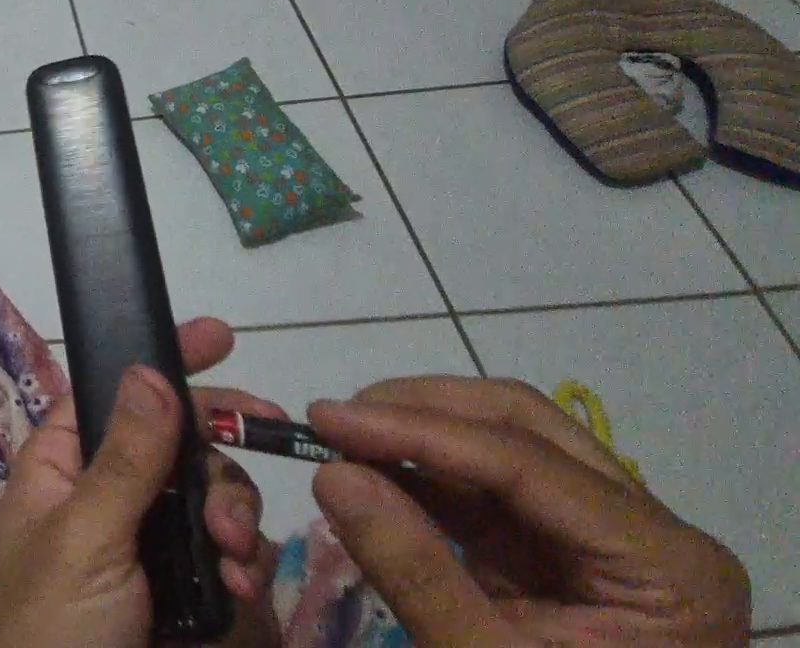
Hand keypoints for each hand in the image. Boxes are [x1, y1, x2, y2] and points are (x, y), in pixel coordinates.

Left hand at [0, 317, 287, 647]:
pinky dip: (244, 562)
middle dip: (215, 442)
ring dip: (233, 508)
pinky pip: (228, 550)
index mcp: (62, 465)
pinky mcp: (188, 587)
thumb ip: (125, 458)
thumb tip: (148, 368)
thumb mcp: (85, 536)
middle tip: (267, 426)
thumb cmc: (57, 625)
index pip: (110, 391)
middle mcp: (106, 491)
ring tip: (233, 550)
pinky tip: (242, 588)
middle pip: (173, 436)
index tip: (218, 334)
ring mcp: (149, 539)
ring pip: (209, 491)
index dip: (158, 359)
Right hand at [308, 376, 751, 645]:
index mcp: (662, 564)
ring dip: (413, 430)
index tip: (322, 417)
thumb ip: (415, 574)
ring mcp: (601, 532)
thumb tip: (331, 474)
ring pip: (499, 436)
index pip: (521, 460)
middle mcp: (644, 527)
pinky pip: (480, 481)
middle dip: (418, 410)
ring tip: (339, 440)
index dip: (415, 430)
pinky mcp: (552, 545)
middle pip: (520, 424)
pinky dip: (417, 467)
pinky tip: (368, 469)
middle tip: (333, 420)